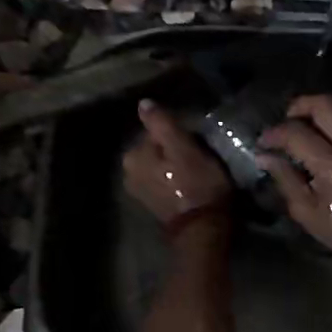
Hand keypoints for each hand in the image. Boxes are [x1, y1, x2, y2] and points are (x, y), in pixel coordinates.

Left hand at [122, 100, 231, 232]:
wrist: (203, 229)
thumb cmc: (197, 185)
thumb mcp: (185, 149)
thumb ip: (163, 125)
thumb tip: (143, 103)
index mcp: (133, 155)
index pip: (156, 131)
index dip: (180, 133)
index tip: (199, 142)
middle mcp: (128, 171)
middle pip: (156, 148)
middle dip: (175, 148)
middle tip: (200, 155)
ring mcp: (138, 189)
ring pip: (159, 164)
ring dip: (175, 163)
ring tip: (197, 169)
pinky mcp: (151, 203)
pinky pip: (162, 180)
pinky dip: (174, 178)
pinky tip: (190, 183)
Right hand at [258, 95, 331, 261]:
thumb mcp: (303, 208)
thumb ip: (284, 177)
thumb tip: (264, 155)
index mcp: (331, 163)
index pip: (296, 133)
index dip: (274, 134)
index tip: (262, 143)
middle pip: (325, 104)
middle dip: (299, 107)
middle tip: (285, 124)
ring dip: (323, 105)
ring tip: (308, 121)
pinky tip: (327, 126)